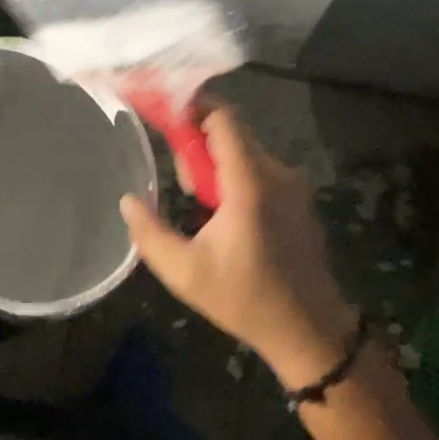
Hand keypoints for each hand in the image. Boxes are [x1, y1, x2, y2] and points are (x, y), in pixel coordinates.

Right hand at [120, 106, 357, 388]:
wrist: (310, 330)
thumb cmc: (246, 299)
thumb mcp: (185, 272)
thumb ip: (150, 232)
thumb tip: (128, 201)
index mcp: (250, 182)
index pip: (223, 118)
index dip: (192, 109)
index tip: (165, 121)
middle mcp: (277, 173)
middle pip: (232, 133)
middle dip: (199, 147)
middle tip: (183, 185)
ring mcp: (294, 185)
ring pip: (246, 152)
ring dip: (219, 166)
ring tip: (204, 209)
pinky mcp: (300, 200)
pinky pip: (262, 171)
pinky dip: (239, 179)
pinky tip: (229, 220)